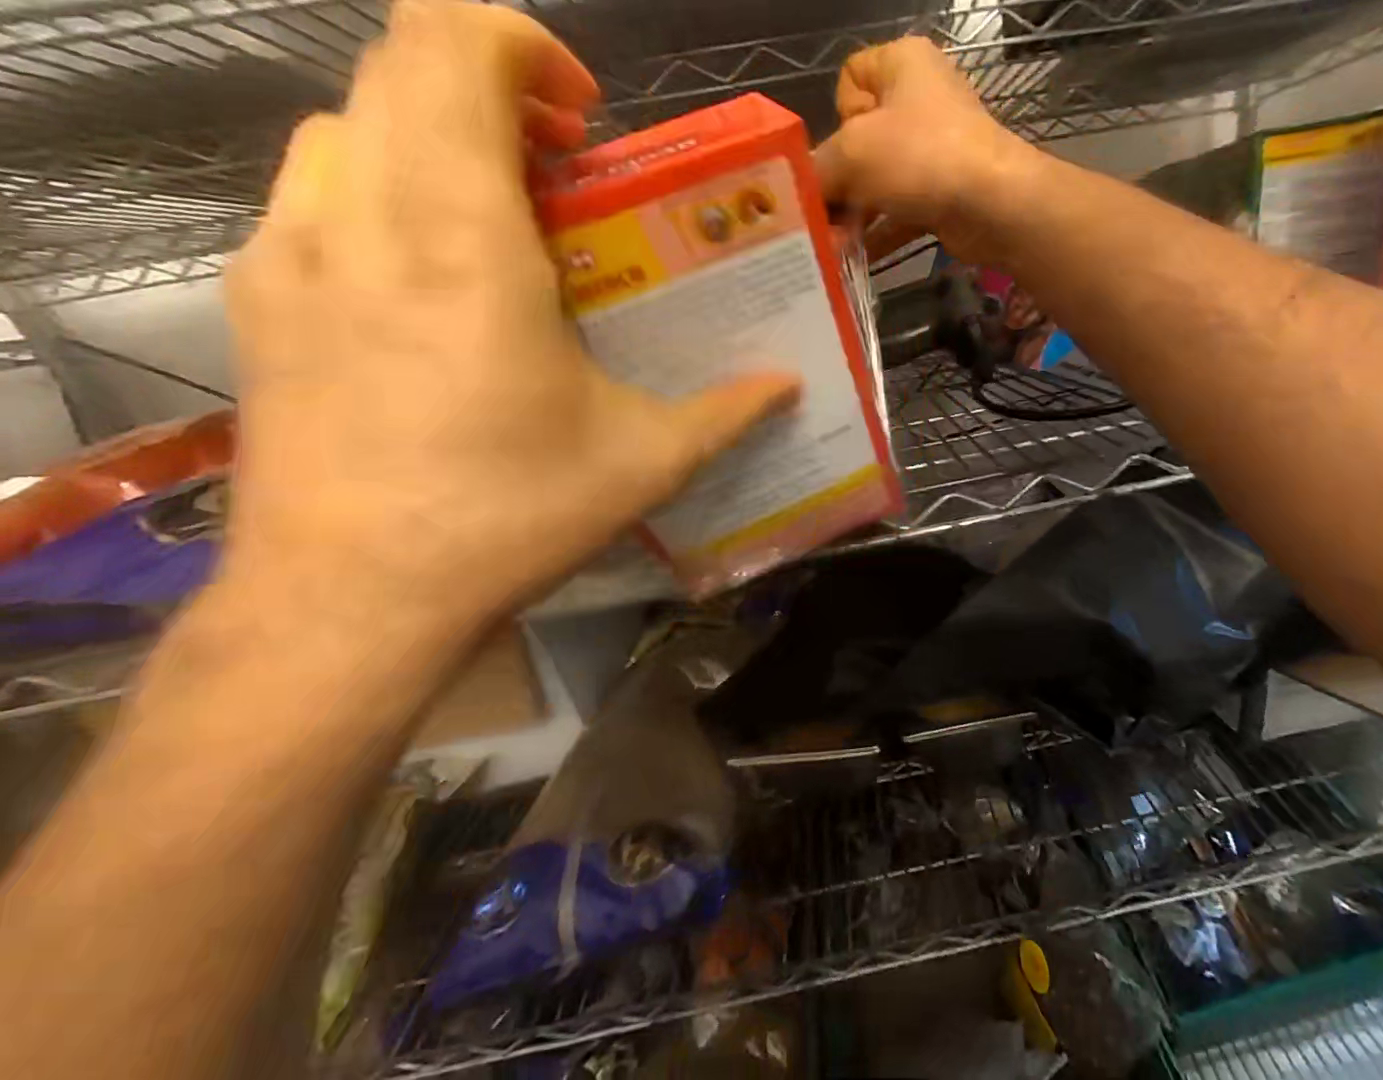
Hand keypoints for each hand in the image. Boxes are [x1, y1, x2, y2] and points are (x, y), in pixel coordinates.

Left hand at [222, 0, 798, 629]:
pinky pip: (315, 196)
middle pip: (398, 70)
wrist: (356, 595)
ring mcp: (293, 256)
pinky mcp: (260, 302)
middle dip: (492, 91)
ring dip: (433, 142)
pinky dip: (383, 194)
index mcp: (466, 241)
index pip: (452, 49)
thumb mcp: (646, 461)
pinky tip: (433, 283)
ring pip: (350, 128)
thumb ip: (727, 409)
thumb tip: (788, 384)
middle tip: (564, 168)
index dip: (522, 45)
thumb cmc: (512, 514)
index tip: (585, 114)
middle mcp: (363, 219)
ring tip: (502, 222)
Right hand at [814, 36, 1041, 262]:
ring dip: (856, 213)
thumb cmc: (920, 158)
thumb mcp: (851, 154)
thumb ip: (816, 170)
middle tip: (821, 214)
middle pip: (862, 139)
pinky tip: (856, 258)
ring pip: (882, 180)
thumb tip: (800, 196)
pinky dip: (880, 233)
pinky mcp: (945, 195)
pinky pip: (901, 211)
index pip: (850, 79)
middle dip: (840, 179)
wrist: (994, 206)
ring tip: (832, 244)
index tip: (844, 146)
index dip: (839, 115)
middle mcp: (921, 102)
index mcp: (902, 65)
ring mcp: (936, 152)